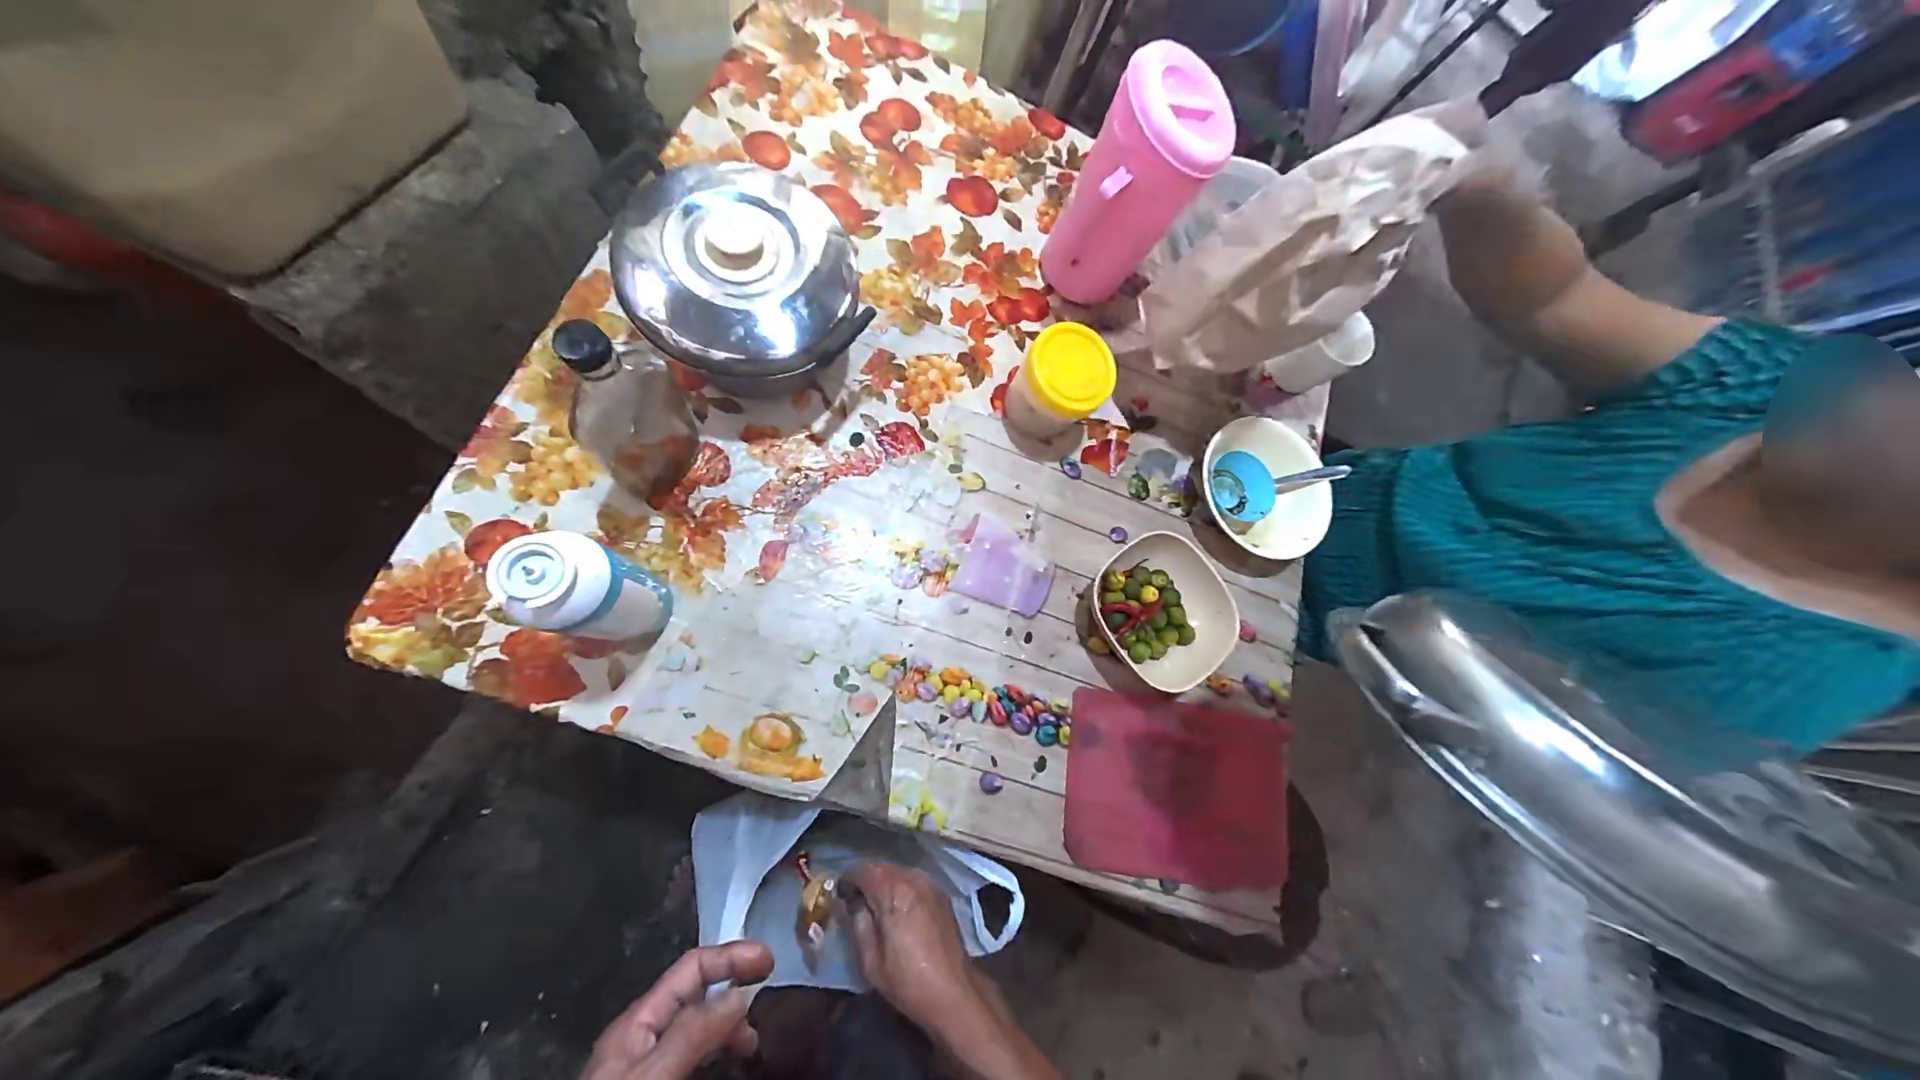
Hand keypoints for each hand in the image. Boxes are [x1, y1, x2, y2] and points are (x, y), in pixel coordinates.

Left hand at [581, 941, 774, 1079]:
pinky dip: (720, 1063)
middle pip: (699, 1000)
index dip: (732, 957)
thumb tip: (741, 995)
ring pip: (700, 1036)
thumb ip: (692, 1035)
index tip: (771, 964)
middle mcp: (645, 1043)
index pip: (692, 969)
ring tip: (752, 1054)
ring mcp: (651, 1076)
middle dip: (736, 998)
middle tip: (764, 1025)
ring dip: (731, 1034)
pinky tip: (733, 1073)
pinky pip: (698, 1069)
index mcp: (638, 1026)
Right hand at [840, 862, 979, 1029]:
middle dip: (865, 879)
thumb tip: (852, 902)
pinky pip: (913, 880)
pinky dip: (900, 886)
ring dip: (883, 882)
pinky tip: (897, 908)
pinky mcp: (941, 893)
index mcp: (894, 893)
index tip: (840, 896)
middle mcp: (913, 879)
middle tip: (855, 901)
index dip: (847, 880)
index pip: (862, 870)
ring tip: (876, 906)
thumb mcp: (870, 960)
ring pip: (898, 871)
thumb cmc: (907, 981)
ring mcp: (930, 883)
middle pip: (881, 867)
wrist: (952, 991)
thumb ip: (858, 923)